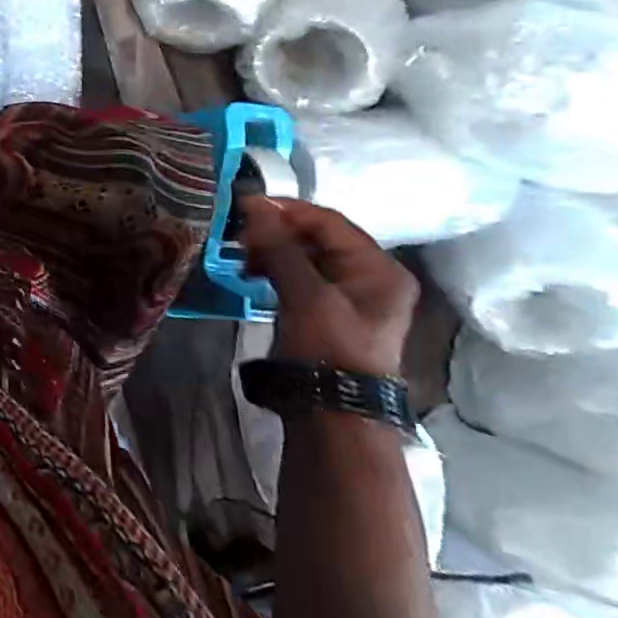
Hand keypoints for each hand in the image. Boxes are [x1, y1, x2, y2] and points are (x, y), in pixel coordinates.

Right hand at [241, 197, 417, 376]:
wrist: (333, 412)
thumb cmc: (328, 348)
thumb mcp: (305, 296)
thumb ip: (281, 248)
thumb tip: (255, 205)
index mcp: (379, 268)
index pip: (330, 222)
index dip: (288, 210)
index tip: (246, 207)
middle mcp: (371, 278)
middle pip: (320, 239)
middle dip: (278, 233)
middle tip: (238, 235)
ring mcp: (350, 298)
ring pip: (308, 259)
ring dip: (274, 252)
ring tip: (241, 256)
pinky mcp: (329, 315)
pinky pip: (302, 280)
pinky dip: (277, 272)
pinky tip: (253, 275)